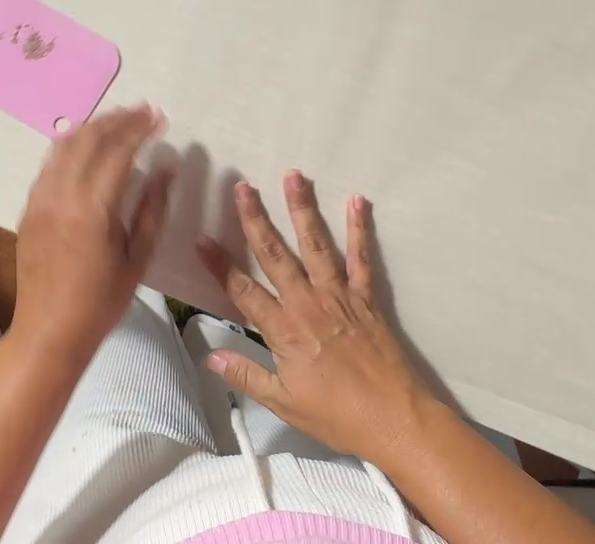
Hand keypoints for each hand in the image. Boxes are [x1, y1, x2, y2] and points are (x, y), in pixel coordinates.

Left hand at [14, 104, 171, 358]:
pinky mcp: (29, 208)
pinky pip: (49, 164)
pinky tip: (85, 144)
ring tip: (117, 120)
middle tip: (142, 111)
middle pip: (89, 139)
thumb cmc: (101, 301)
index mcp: (93, 209)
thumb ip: (152, 209)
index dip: (139, 129)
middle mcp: (62, 195)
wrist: (48, 332)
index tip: (159, 118)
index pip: (118, 151)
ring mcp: (40, 199)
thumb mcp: (138, 259)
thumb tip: (165, 168)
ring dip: (93, 127)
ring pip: (64, 145)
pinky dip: (70, 145)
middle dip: (117, 119)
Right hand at [197, 172, 439, 461]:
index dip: (220, 264)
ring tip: (293, 176)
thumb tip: (210, 357)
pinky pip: (361, 257)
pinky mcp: (366, 296)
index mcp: (283, 330)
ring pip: (315, 244)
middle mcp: (307, 303)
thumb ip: (246, 375)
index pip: (242, 290)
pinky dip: (359, 228)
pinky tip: (356, 201)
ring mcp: (338, 295)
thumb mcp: (284, 404)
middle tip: (243, 188)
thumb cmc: (336, 415)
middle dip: (256, 219)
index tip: (201, 238)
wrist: (393, 418)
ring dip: (302, 209)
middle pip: (275, 254)